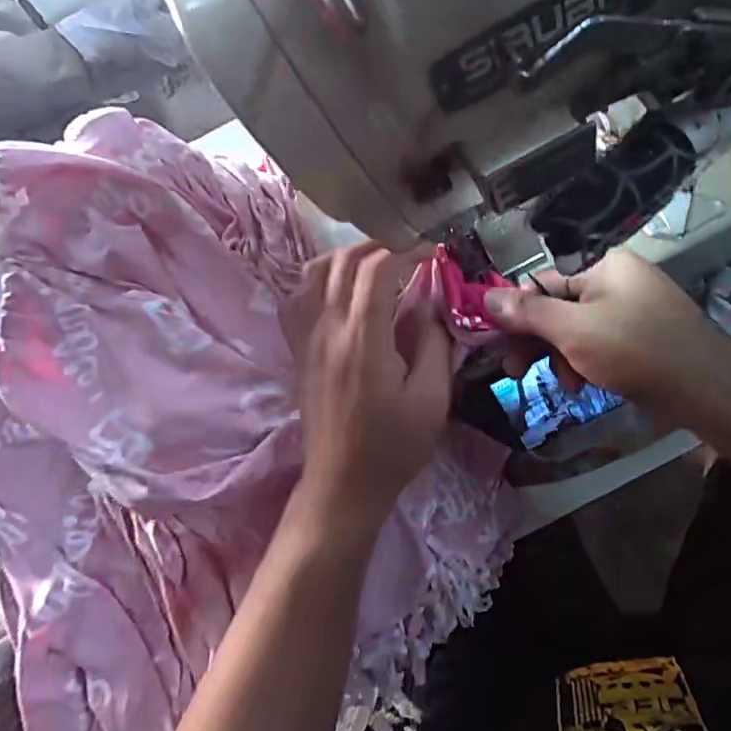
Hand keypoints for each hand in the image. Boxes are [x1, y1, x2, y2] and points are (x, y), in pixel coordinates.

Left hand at [285, 243, 455, 533]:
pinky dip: (320, 279)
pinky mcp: (298, 352)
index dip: (407, 251)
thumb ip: (433, 341)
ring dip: (347, 258)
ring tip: (377, 266)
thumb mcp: (432, 397)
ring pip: (314, 272)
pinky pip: (297, 297)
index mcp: (363, 338)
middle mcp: (327, 329)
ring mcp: (306, 339)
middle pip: (343, 261)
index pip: (377, 268)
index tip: (432, 253)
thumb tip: (430, 300)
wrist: (343, 484)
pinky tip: (341, 290)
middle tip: (409, 255)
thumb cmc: (394, 445)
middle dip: (378, 246)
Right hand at [484, 250, 730, 425]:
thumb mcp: (573, 330)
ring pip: (579, 330)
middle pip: (560, 307)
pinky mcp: (642, 338)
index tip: (497, 341)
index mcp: (606, 265)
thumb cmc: (635, 349)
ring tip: (566, 385)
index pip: (545, 281)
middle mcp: (619, 281)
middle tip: (514, 371)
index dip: (517, 312)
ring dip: (562, 357)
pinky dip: (588, 363)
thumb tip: (486, 297)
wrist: (705, 388)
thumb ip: (528, 314)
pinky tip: (585, 386)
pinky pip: (601, 344)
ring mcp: (633, 310)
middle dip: (538, 341)